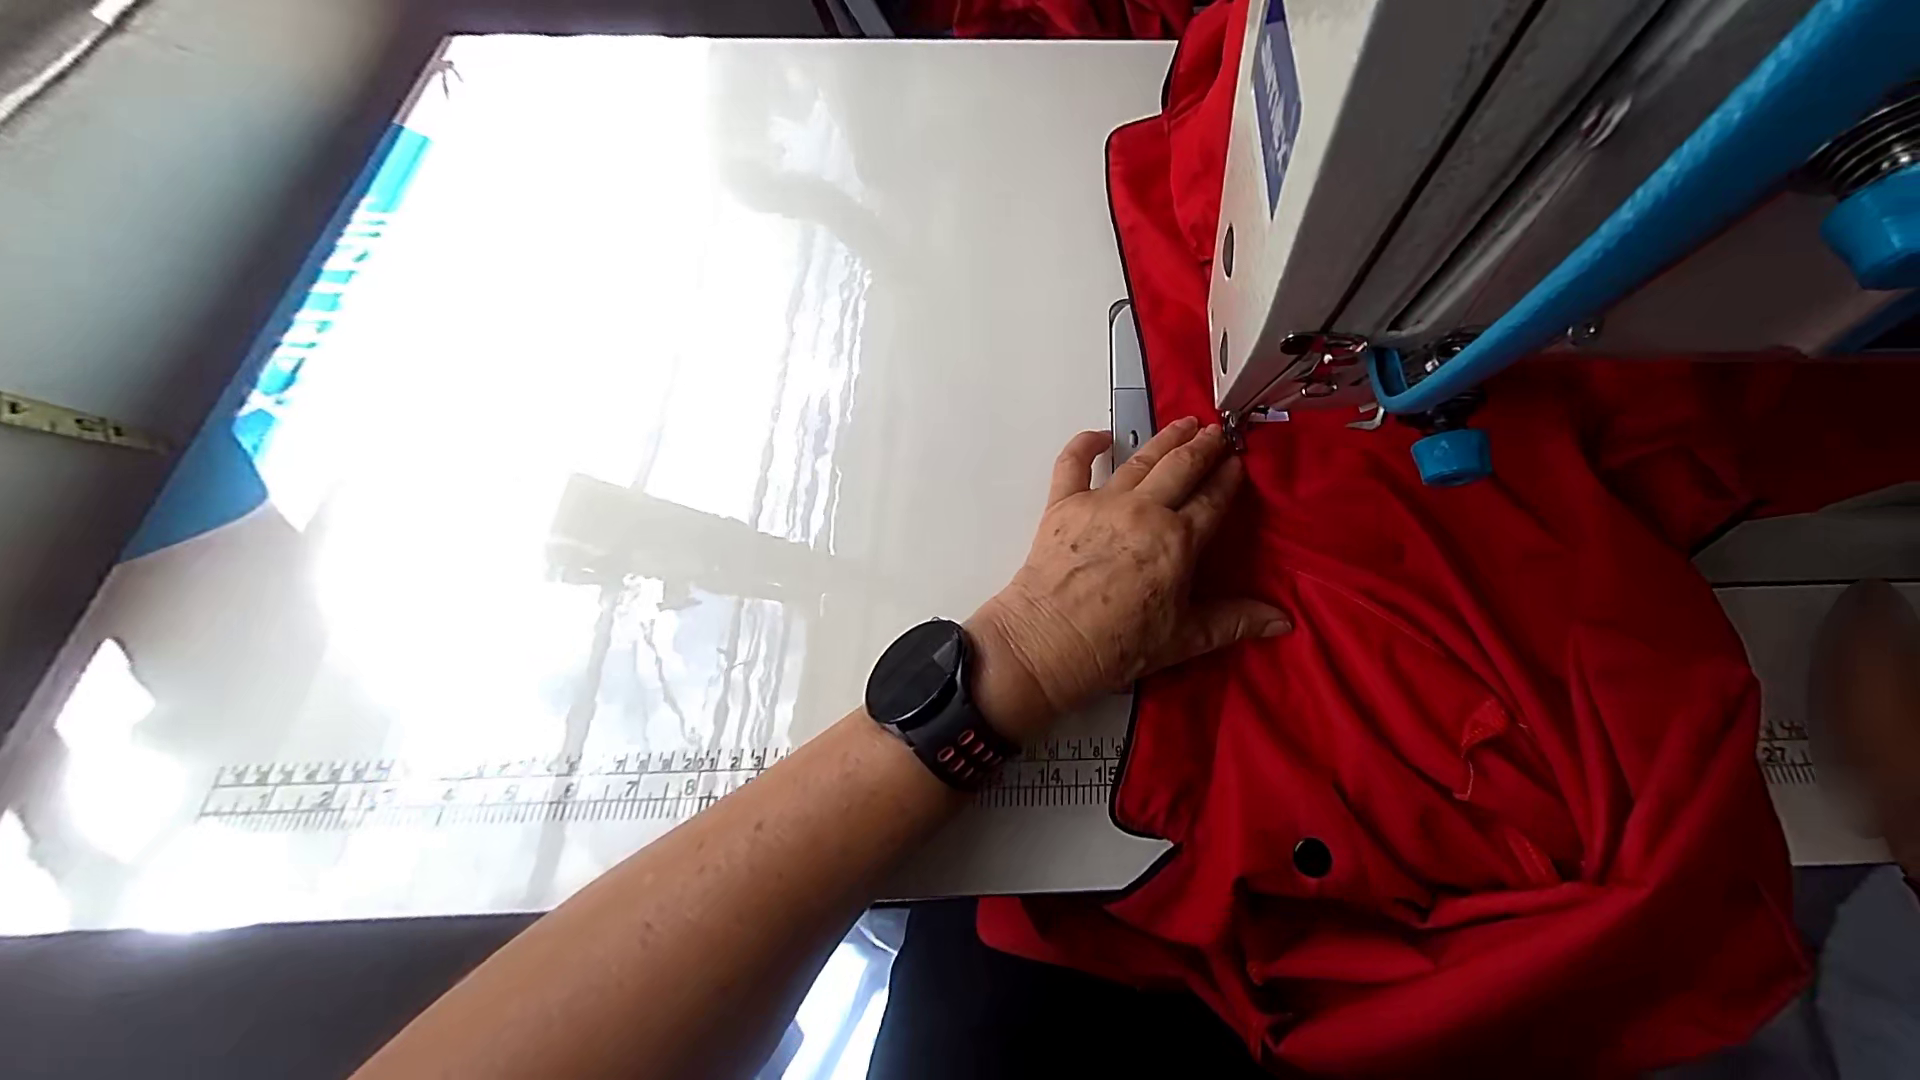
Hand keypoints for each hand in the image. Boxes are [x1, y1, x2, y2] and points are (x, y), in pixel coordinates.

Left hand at [966, 417, 1289, 742]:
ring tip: (1182, 424)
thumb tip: (1281, 621)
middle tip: (1216, 433)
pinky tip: (1099, 435)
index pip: (1212, 501)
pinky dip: (1085, 444)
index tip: (1237, 464)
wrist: (1049, 642)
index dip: (1228, 480)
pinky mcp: (1062, 504)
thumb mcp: (1182, 638)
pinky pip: (1073, 463)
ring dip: (1164, 439)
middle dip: (1203, 447)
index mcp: (1177, 542)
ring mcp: (1101, 504)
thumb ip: (1233, 622)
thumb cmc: (1114, 645)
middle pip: (1181, 469)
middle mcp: (1143, 512)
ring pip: (1140, 460)